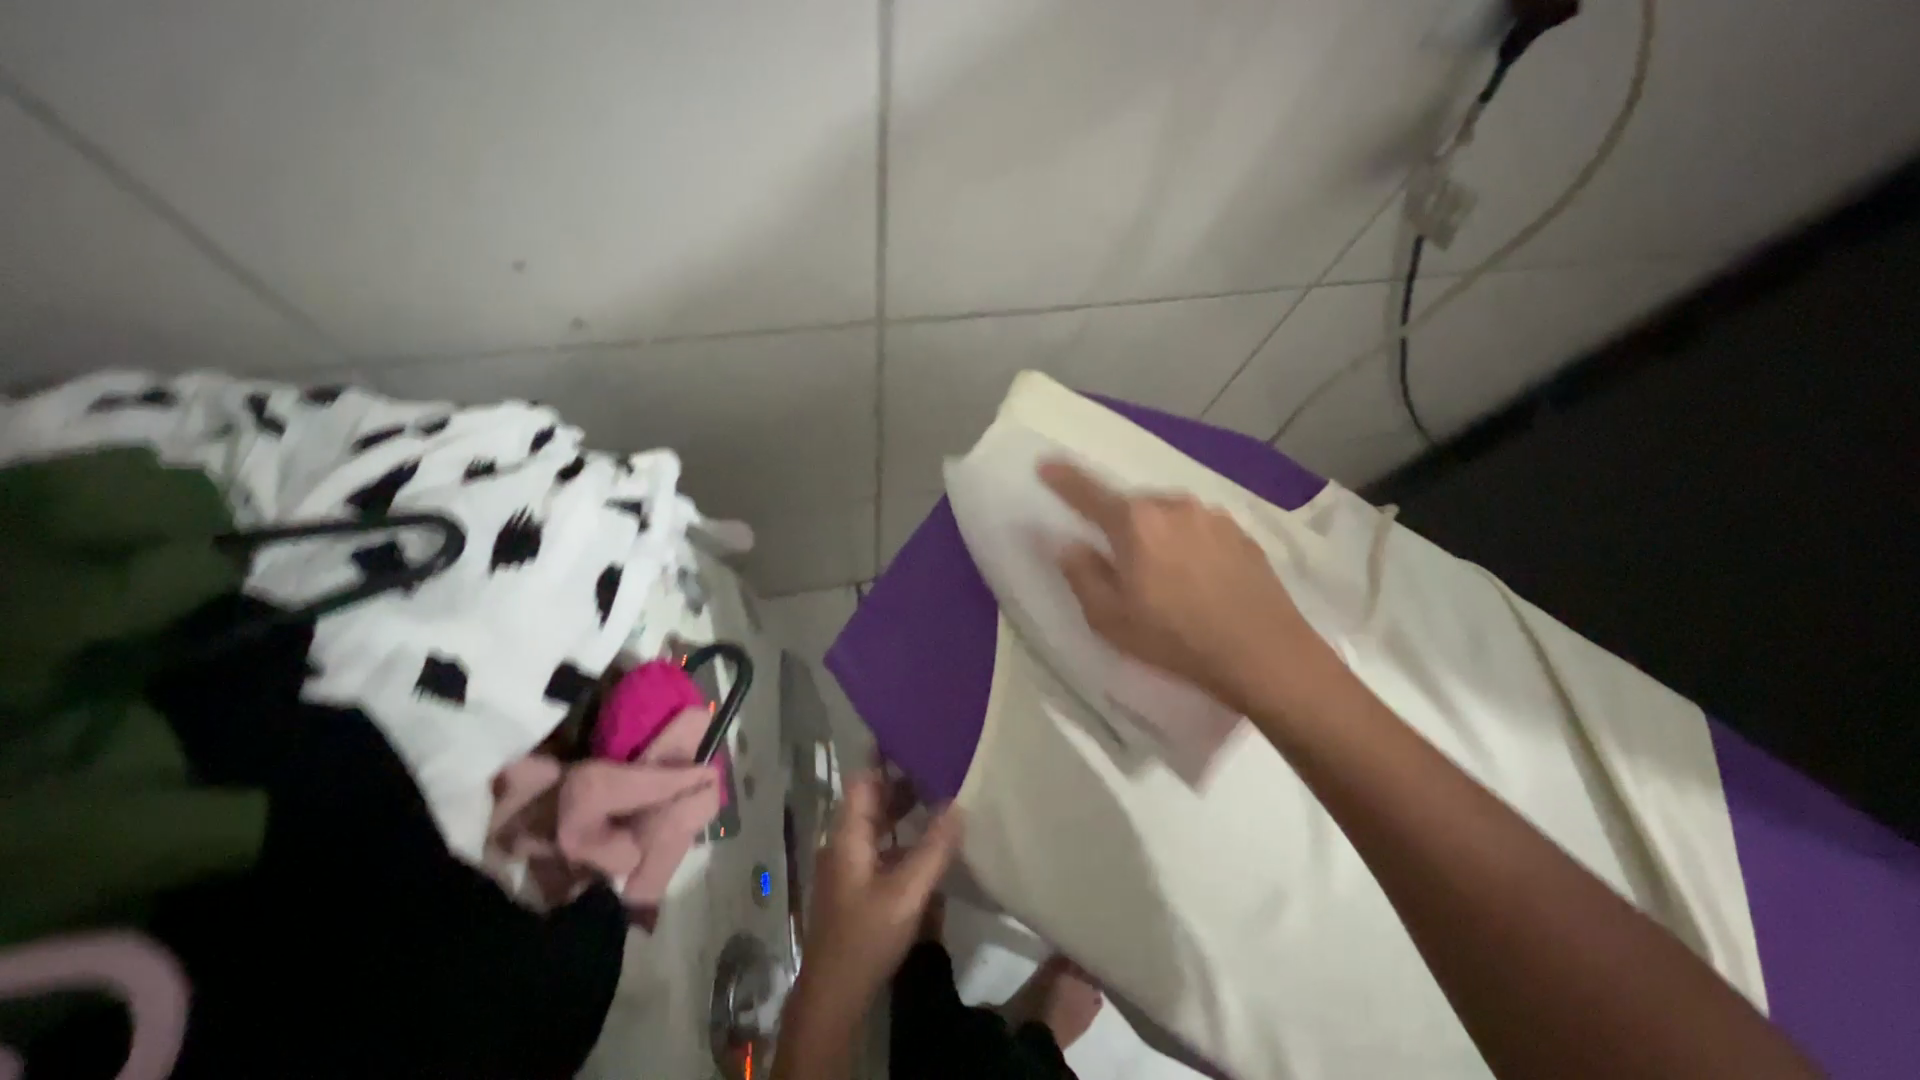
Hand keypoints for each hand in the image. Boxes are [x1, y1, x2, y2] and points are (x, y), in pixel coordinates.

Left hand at [794, 771, 962, 1018]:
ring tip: (944, 793)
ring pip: (879, 824)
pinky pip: (883, 847)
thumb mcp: (907, 893)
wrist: (834, 994)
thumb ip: (933, 848)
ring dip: (906, 809)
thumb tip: (958, 803)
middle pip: (872, 799)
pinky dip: (905, 836)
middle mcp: (845, 842)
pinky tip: (932, 841)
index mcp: (847, 835)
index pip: (864, 779)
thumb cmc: (865, 937)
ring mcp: (850, 865)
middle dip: (903, 780)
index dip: (884, 755)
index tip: (914, 733)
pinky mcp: (859, 886)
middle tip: (942, 761)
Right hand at [1040, 460, 1320, 712]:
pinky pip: (1199, 531)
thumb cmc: (1176, 640)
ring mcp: (1213, 517)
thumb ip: (1081, 573)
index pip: (1088, 492)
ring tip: (1161, 577)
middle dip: (1118, 524)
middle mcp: (1174, 507)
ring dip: (1156, 536)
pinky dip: (1188, 546)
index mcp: (1135, 522)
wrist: (1264, 654)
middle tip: (1117, 562)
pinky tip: (1196, 579)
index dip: (1063, 478)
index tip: (1045, 464)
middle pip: (1132, 506)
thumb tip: (1065, 542)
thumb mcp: (1110, 618)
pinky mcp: (1242, 534)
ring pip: (1168, 518)